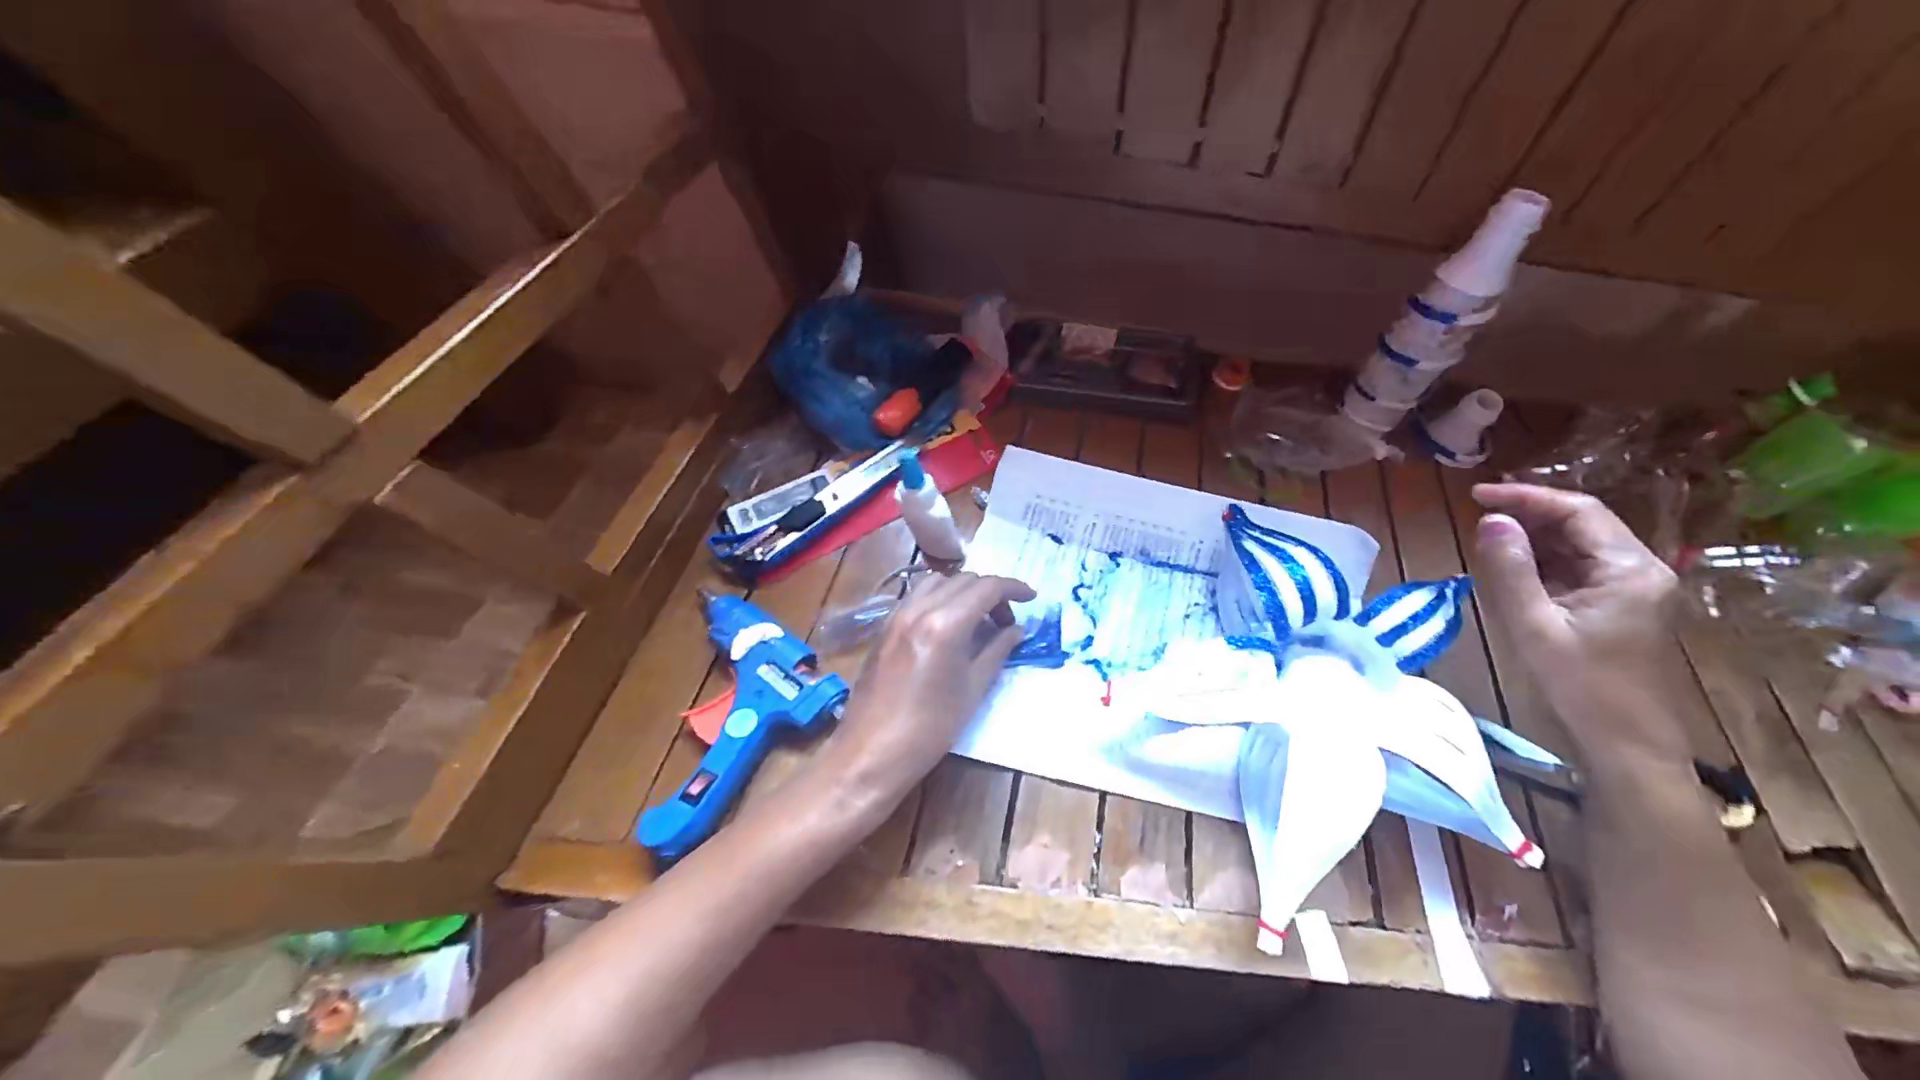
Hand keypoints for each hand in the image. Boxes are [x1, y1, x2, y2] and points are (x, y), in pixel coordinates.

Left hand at [817, 572, 1034, 806]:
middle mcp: (919, 609)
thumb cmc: (930, 728)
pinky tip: (948, 626)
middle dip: (990, 592)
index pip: (987, 588)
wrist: (871, 751)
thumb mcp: (973, 689)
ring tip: (977, 620)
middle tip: (1005, 621)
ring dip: (963, 591)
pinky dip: (940, 599)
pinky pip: (917, 597)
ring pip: (938, 582)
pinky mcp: (885, 627)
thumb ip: (997, 650)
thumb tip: (1016, 629)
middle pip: (963, 580)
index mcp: (945, 623)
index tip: (1032, 598)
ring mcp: (897, 616)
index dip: (1014, 588)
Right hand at [1471, 483, 1690, 768]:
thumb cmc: (1580, 685)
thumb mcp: (1533, 625)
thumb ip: (1510, 568)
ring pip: (1578, 546)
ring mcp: (1634, 589)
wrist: (1625, 744)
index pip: (1578, 511)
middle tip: (1476, 515)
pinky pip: (1578, 569)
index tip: (1476, 495)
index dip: (1526, 497)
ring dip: (1533, 539)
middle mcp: (1641, 570)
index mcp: (1630, 569)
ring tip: (1485, 540)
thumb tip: (1492, 519)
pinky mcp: (1621, 607)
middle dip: (1528, 515)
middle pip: (1582, 524)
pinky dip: (1542, 563)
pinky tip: (1510, 570)